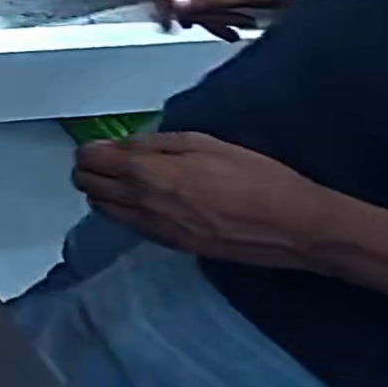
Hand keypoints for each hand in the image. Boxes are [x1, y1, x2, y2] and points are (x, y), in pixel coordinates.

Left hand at [73, 132, 343, 269]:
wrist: (303, 228)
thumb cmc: (256, 178)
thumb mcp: (200, 143)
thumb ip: (150, 143)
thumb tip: (119, 145)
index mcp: (146, 171)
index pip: (88, 159)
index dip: (89, 149)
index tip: (102, 146)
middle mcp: (140, 200)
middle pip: (85, 182)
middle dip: (88, 169)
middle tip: (107, 162)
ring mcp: (153, 226)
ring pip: (99, 205)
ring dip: (101, 190)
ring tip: (121, 182)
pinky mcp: (168, 244)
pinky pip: (124, 224)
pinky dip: (119, 209)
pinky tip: (138, 201)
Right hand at [155, 0, 359, 40]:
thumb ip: (213, 0)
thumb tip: (173, 5)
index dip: (166, 12)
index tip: (175, 31)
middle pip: (181, 0)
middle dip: (197, 20)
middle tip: (224, 32)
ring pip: (197, 6)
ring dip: (212, 22)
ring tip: (235, 32)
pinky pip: (214, 7)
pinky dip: (222, 20)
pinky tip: (238, 28)